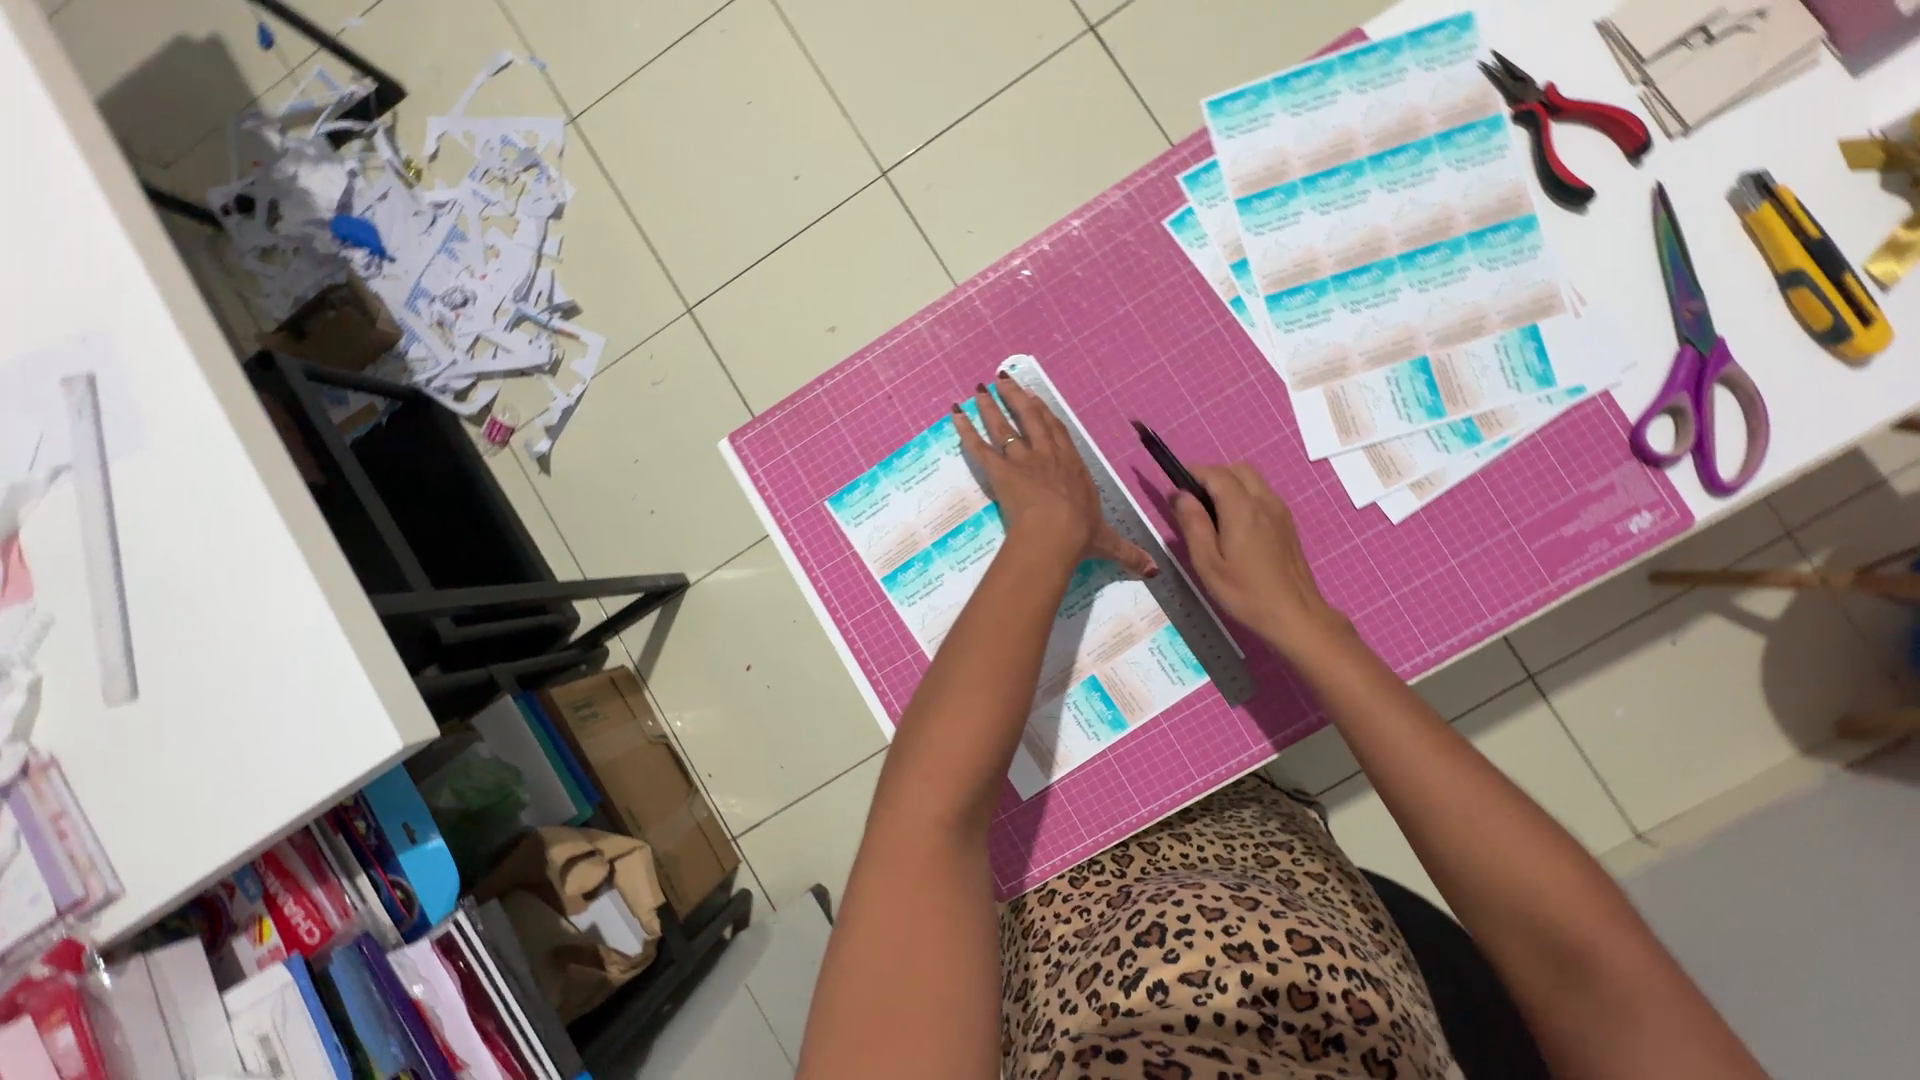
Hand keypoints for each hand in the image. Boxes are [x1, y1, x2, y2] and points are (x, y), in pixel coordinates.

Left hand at [953, 375, 1156, 577]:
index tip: (1035, 398)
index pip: (1059, 433)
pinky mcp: (1001, 471)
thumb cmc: (1081, 535)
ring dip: (991, 407)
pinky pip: (980, 447)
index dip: (1046, 414)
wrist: (1055, 534)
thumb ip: (1127, 553)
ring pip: (1005, 427)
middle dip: (1018, 399)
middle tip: (1004, 381)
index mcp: (1074, 468)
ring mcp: (1024, 461)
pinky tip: (956, 415)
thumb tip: (1153, 570)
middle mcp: (1049, 457)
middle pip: (1031, 420)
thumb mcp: (1108, 543)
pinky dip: (966, 430)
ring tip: (979, 389)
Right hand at [1170, 463, 1344, 655]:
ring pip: (1252, 480)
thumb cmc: (1245, 593)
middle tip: (1194, 503)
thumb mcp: (1207, 563)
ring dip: (1230, 486)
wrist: (1294, 614)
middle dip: (1212, 477)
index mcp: (1242, 508)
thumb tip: (1180, 495)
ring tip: (1213, 516)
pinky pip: (1263, 495)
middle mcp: (1264, 501)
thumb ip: (1193, 524)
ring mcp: (1280, 511)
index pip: (1215, 473)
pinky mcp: (1287, 523)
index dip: (1192, 474)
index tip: (1176, 490)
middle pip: (1237, 469)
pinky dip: (1245, 497)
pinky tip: (1235, 527)